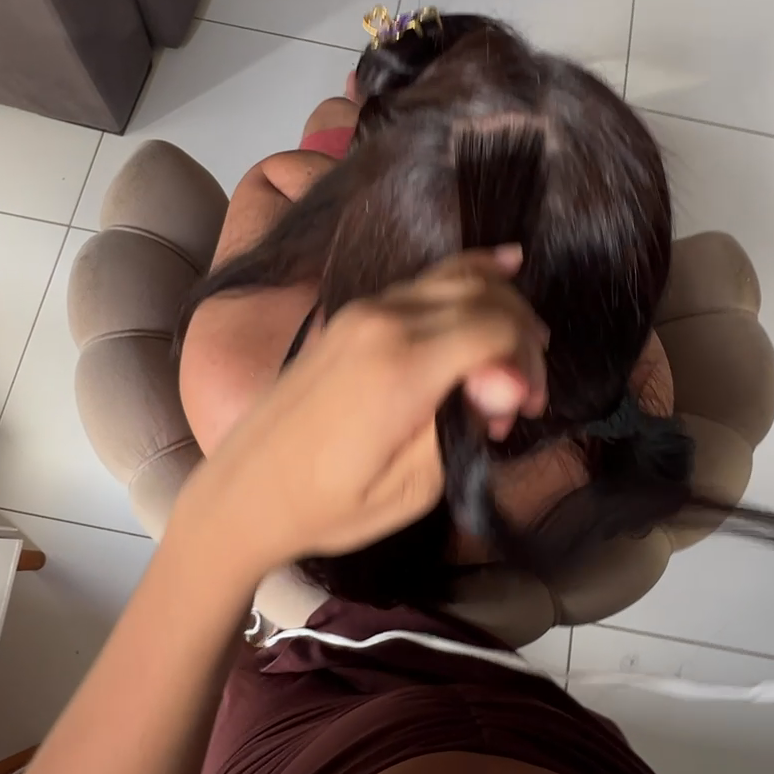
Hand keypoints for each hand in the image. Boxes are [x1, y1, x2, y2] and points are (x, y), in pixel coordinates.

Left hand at [174, 247, 547, 573]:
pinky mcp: (352, 314)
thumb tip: (508, 381)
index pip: (497, 330)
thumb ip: (464, 423)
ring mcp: (364, 310)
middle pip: (483, 296)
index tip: (527, 411)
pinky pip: (424, 281)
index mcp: (401, 368)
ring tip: (522, 348)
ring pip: (456, 277)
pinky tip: (500, 266)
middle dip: (522, 336)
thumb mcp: (410, 488)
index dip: (528, 366)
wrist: (244, 492)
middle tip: (525, 394)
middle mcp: (383, 322)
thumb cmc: (327, 506)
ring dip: (500, 305)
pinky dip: (467, 278)